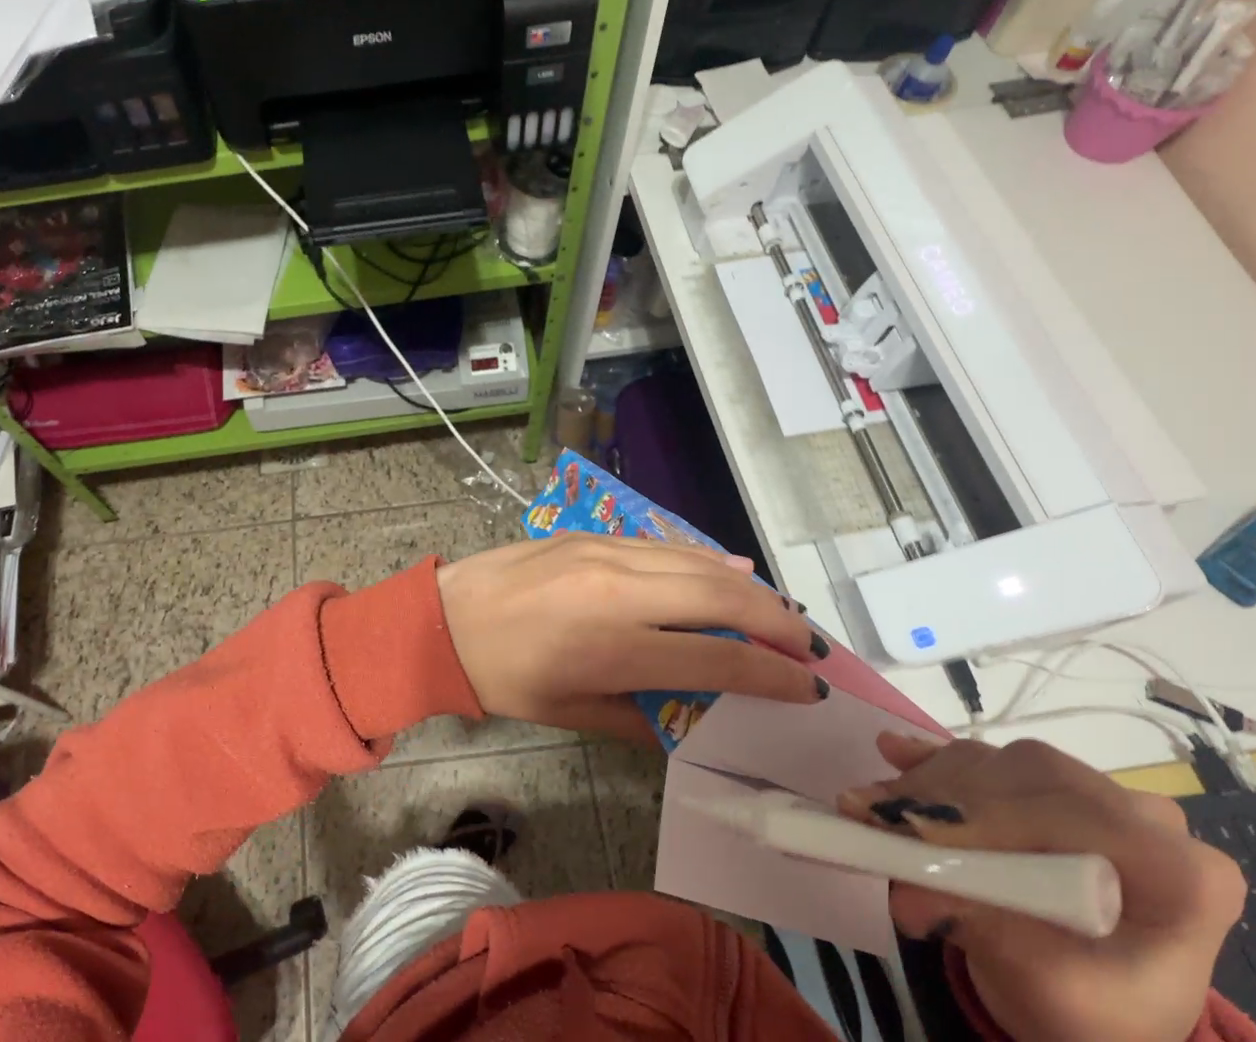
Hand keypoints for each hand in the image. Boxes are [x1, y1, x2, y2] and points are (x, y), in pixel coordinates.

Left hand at [434, 533, 829, 741]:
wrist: (444, 619)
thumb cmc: (505, 678)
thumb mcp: (572, 714)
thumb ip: (641, 720)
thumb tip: (696, 720)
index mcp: (613, 648)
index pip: (718, 659)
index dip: (773, 676)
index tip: (808, 688)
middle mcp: (620, 592)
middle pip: (724, 599)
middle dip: (780, 623)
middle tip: (811, 647)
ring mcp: (607, 554)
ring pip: (700, 563)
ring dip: (749, 589)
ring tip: (782, 614)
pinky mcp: (593, 534)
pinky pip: (666, 545)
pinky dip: (705, 560)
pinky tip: (731, 571)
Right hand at [839, 734, 1246, 1041]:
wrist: (1099, 1015)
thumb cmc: (1093, 1014)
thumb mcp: (1051, 990)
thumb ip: (989, 933)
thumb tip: (906, 893)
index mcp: (1185, 873)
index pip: (1083, 815)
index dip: (994, 816)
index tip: (914, 833)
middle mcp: (1148, 820)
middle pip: (1034, 777)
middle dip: (945, 797)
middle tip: (872, 818)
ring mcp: (1099, 798)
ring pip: (1001, 763)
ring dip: (927, 782)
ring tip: (866, 808)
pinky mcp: (1050, 792)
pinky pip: (989, 762)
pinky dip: (933, 760)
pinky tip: (892, 752)